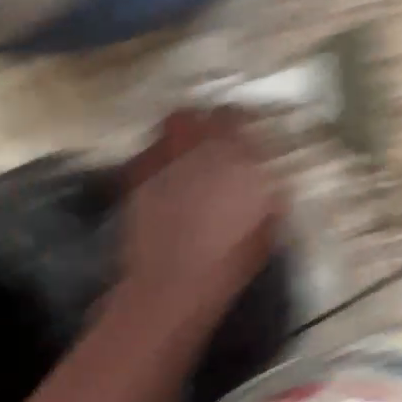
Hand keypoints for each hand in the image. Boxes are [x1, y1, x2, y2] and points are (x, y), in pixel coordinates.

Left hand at [119, 108, 285, 326]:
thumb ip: (268, 189)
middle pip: (191, 116)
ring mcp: (158, 165)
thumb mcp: (268, 223)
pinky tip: (169, 175)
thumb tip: (267, 172)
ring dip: (180, 136)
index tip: (250, 127)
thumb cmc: (231, 259)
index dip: (241, 118)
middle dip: (203, 120)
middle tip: (216, 134)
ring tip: (191, 153)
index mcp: (231, 159)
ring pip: (166, 131)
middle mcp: (190, 153)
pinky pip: (149, 156)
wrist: (173, 285)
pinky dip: (160, 158)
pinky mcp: (133, 182)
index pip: (233, 117)